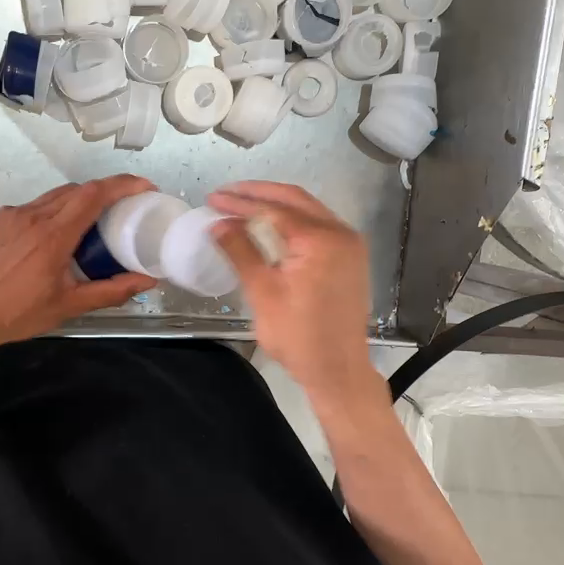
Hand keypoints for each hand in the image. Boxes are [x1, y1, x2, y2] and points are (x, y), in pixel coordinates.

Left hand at [0, 176, 158, 354]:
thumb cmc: (19, 314)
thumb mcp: (69, 306)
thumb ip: (111, 291)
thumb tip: (147, 280)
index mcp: (53, 237)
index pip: (93, 195)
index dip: (123, 185)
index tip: (145, 188)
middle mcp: (33, 217)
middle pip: (79, 190)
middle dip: (107, 192)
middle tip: (127, 208)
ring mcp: (14, 215)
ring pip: (57, 196)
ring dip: (81, 201)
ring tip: (97, 221)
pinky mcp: (1, 219)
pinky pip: (38, 205)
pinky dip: (58, 211)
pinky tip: (62, 234)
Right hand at [209, 181, 378, 397]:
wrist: (338, 371)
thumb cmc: (299, 336)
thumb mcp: (263, 293)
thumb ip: (241, 252)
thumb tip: (218, 223)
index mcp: (321, 240)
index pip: (274, 209)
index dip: (240, 202)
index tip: (213, 199)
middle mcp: (341, 233)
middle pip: (295, 200)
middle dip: (258, 193)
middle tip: (226, 194)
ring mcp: (350, 245)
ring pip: (308, 210)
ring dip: (275, 204)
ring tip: (242, 204)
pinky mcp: (350, 258)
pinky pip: (318, 226)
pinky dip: (292, 220)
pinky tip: (270, 224)